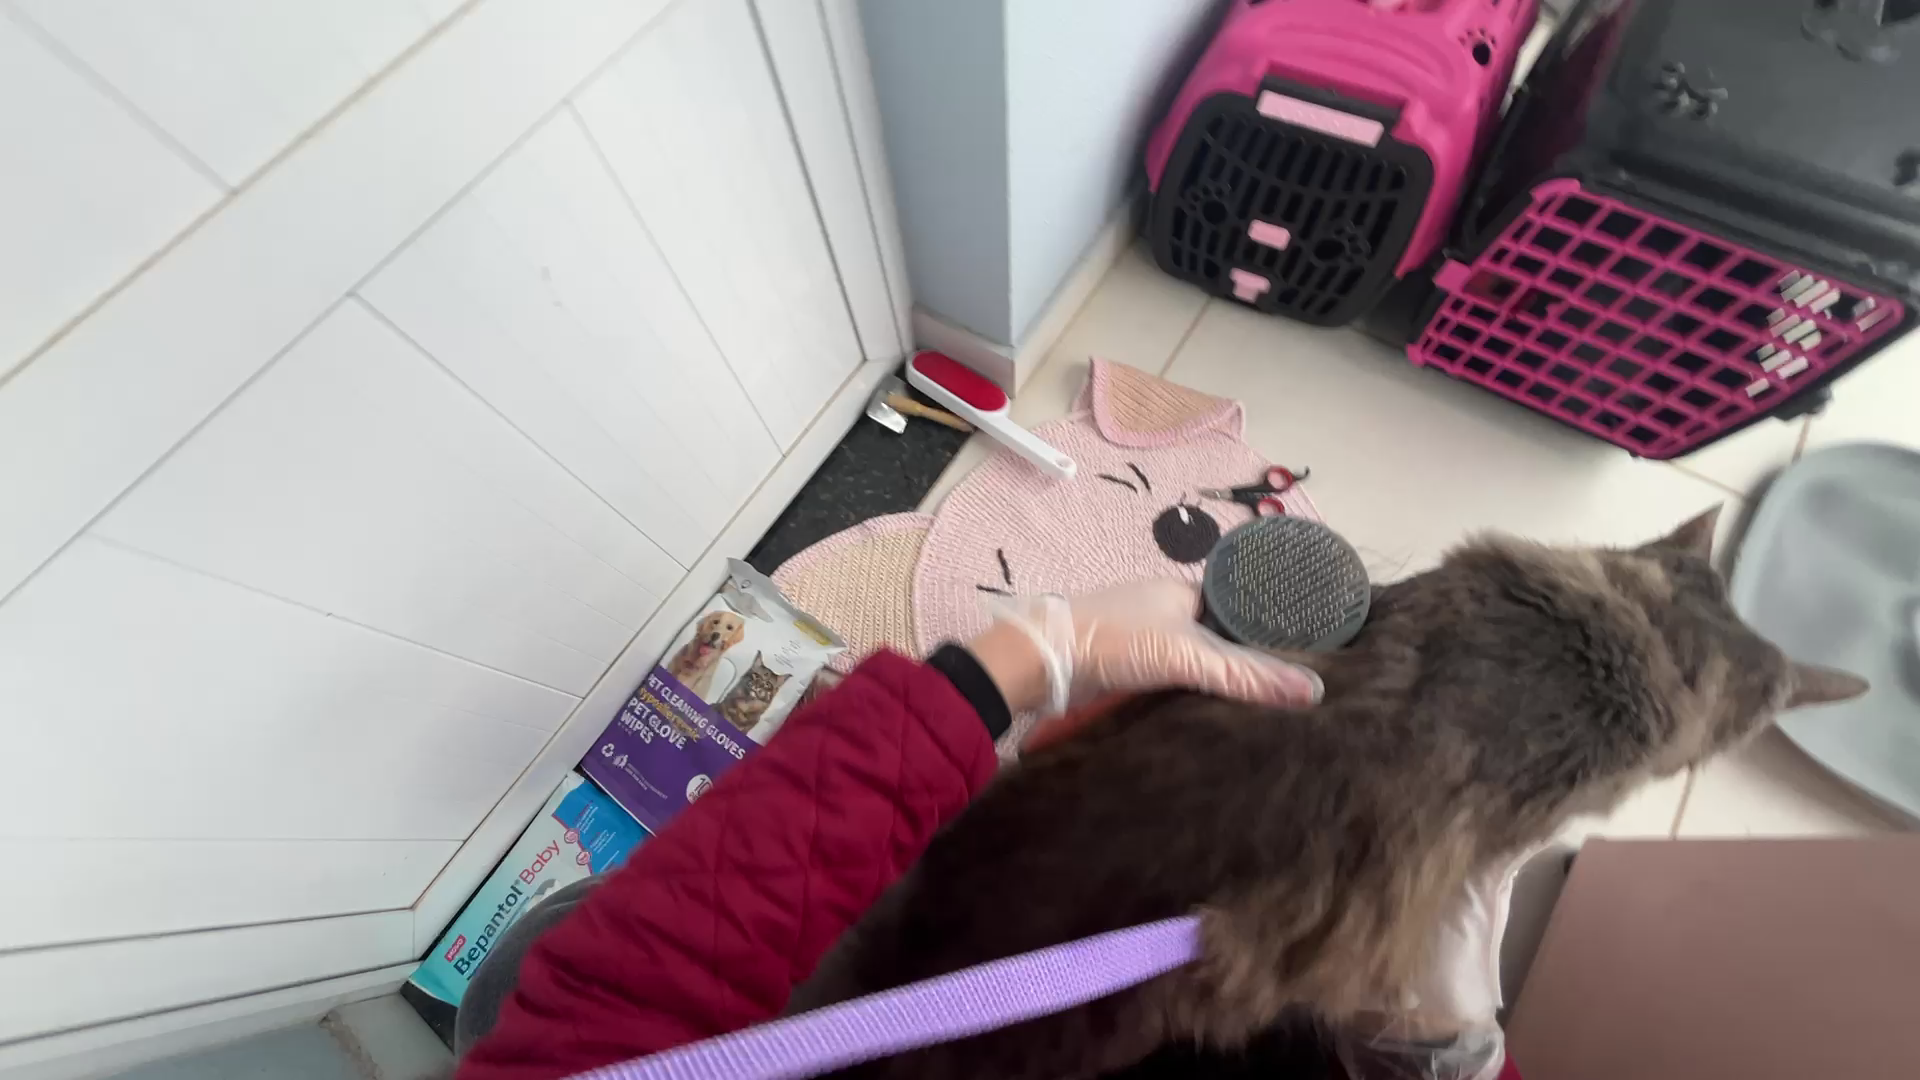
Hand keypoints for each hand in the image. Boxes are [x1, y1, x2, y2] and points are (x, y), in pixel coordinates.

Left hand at [965, 579, 1322, 722]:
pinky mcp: (1127, 666)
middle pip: (1219, 637)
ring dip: (1217, 682)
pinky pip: (1172, 679)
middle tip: (1287, 695)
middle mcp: (1166, 611)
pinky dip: (1191, 694)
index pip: (1242, 607)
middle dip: (1246, 663)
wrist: (1044, 661)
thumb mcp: (1187, 654)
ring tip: (1262, 710)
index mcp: (1183, 592)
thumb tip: (1313, 690)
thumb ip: (1245, 673)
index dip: (1271, 632)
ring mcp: (1144, 638)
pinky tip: (1213, 714)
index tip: (1306, 661)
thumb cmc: (1116, 641)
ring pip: (1195, 661)